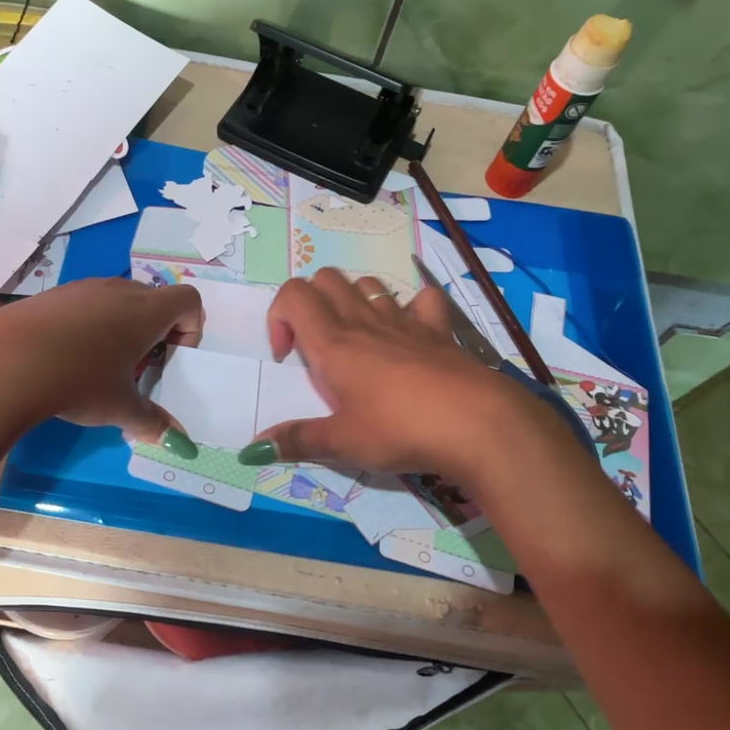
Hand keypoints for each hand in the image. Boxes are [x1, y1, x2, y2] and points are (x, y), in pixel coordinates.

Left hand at [0, 278, 203, 452]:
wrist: (7, 360)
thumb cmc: (79, 380)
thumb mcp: (120, 408)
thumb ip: (153, 422)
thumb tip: (178, 443)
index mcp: (147, 311)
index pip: (189, 300)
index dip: (190, 329)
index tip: (169, 360)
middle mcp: (120, 290)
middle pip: (155, 299)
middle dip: (155, 331)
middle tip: (138, 367)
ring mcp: (85, 287)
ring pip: (118, 300)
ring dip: (121, 327)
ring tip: (101, 364)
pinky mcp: (54, 294)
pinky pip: (86, 303)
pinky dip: (90, 324)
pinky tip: (67, 356)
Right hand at [248, 269, 586, 483]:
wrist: (475, 422)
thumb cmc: (399, 430)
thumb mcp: (343, 443)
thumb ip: (298, 440)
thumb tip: (253, 450)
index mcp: (333, 343)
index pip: (293, 295)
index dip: (279, 316)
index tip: (289, 358)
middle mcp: (364, 321)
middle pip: (326, 278)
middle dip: (310, 302)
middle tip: (316, 346)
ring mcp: (404, 321)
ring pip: (368, 283)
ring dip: (353, 299)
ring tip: (357, 340)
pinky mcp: (439, 330)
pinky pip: (423, 300)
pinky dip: (411, 307)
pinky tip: (410, 332)